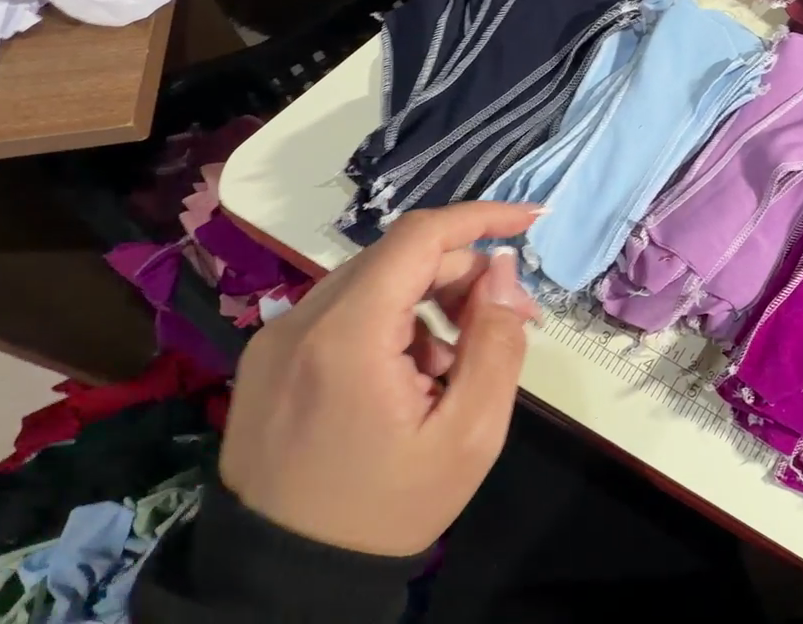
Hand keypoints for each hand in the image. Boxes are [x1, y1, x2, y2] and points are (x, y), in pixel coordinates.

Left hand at [219, 201, 541, 556]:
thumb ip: (497, 340)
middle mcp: (301, 322)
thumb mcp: (471, 432)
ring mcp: (277, 340)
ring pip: (375, 281)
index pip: (420, 238)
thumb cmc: (390, 507)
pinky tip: (415, 373)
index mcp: (348, 336)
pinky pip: (346, 310)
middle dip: (465, 273)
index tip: (533, 220)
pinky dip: (395, 320)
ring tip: (460, 360)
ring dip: (432, 299)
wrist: (284, 584)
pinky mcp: (269, 360)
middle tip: (511, 318)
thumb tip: (501, 269)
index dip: (482, 217)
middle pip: (400, 257)